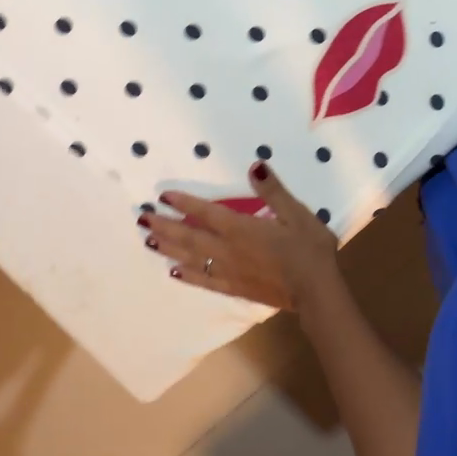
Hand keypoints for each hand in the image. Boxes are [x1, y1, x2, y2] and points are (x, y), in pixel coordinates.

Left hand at [141, 162, 340, 311]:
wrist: (313, 290)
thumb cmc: (308, 247)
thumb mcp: (296, 213)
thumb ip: (273, 191)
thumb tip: (254, 166)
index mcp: (242, 228)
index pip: (207, 212)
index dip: (184, 203)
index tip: (162, 196)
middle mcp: (228, 249)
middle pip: (190, 236)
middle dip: (165, 226)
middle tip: (142, 218)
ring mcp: (229, 271)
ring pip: (191, 258)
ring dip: (169, 248)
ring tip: (149, 241)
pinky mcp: (234, 287)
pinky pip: (203, 280)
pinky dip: (186, 275)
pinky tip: (174, 271)